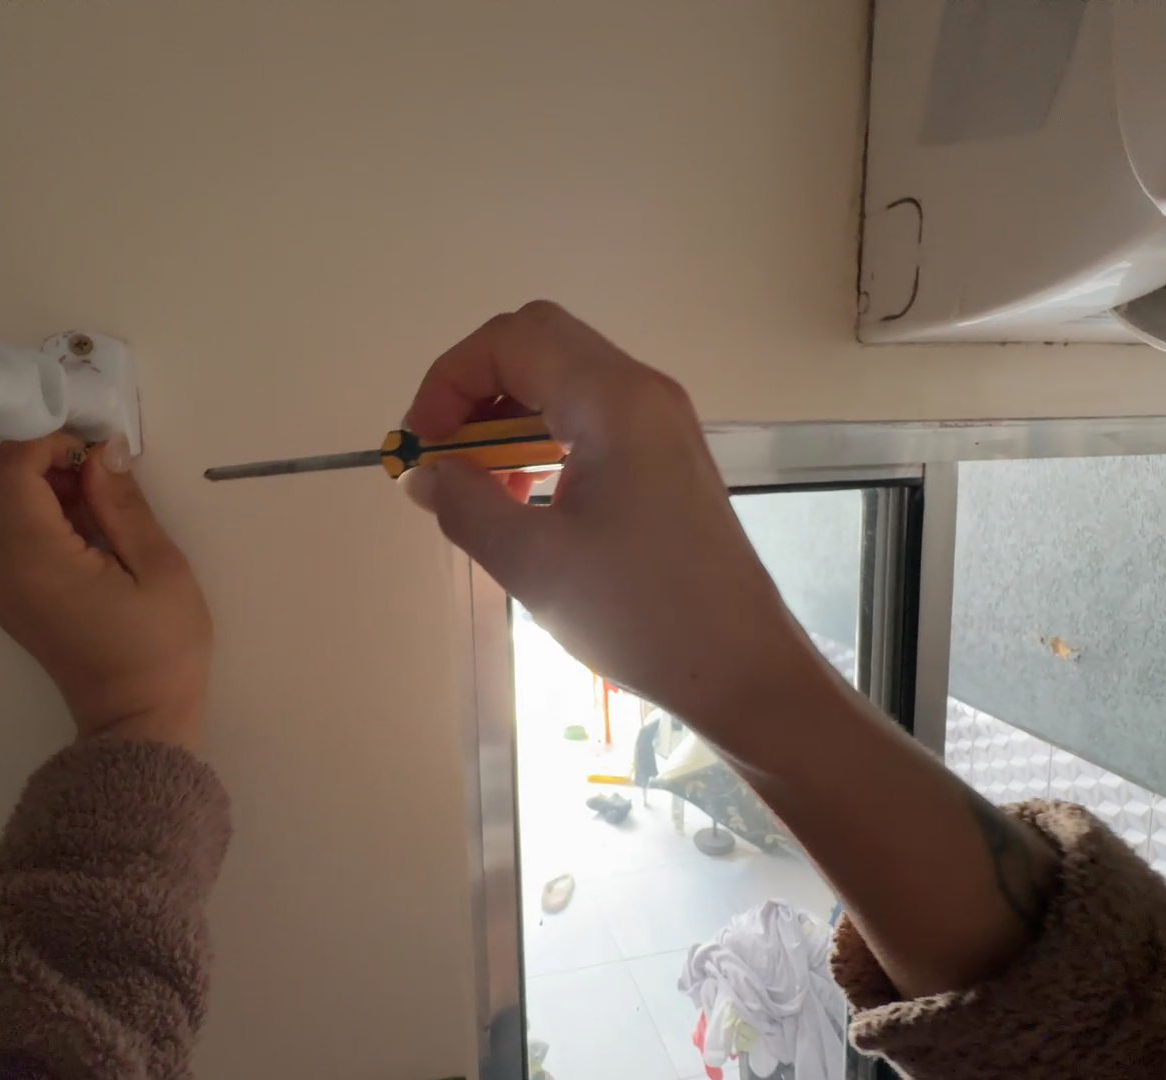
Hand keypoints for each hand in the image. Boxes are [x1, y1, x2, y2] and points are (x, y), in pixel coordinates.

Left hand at [0, 434, 210, 748]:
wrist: (136, 712)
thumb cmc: (162, 643)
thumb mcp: (162, 568)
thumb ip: (125, 506)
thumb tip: (103, 451)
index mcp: (34, 557)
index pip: (8, 468)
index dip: (50, 443)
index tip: (98, 454)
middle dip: (25, 459)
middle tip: (85, 479)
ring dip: (14, 486)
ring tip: (76, 509)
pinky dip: (5, 516)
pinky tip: (57, 536)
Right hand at [399, 301, 829, 728]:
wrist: (741, 665)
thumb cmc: (639, 613)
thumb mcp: (533, 562)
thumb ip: (464, 503)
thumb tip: (424, 473)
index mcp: (614, 401)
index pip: (512, 339)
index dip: (449, 380)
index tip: (423, 445)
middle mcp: (644, 393)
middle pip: (540, 345)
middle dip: (476, 388)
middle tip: (448, 452)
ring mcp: (663, 422)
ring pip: (566, 381)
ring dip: (510, 416)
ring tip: (481, 483)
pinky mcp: (668, 456)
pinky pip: (593, 419)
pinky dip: (546, 439)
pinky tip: (528, 496)